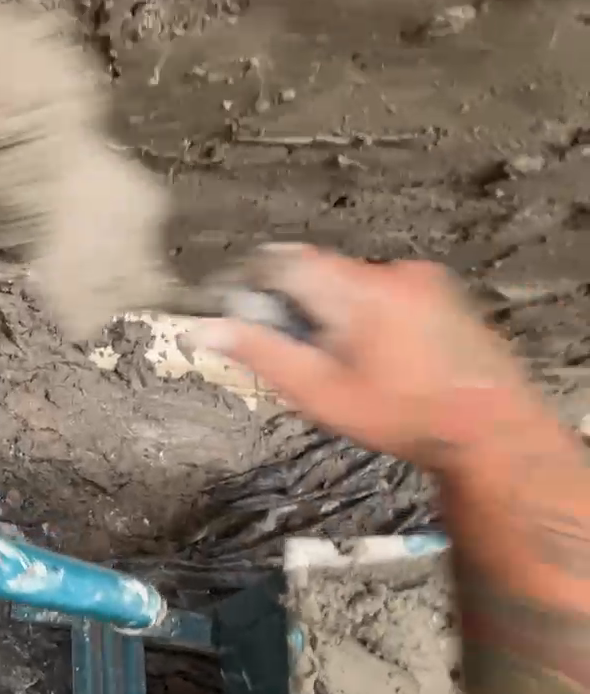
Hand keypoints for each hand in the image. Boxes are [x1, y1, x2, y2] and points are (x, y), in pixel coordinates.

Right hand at [193, 245, 545, 473]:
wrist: (492, 432)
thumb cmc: (402, 415)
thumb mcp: (314, 389)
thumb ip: (257, 351)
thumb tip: (201, 329)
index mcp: (362, 291)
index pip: (282, 261)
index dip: (246, 281)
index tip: (226, 306)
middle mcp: (395, 275)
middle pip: (311, 272)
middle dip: (285, 305)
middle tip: (284, 349)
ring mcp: (423, 282)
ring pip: (339, 283)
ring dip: (317, 310)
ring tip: (325, 357)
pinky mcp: (438, 294)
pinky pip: (371, 291)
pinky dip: (350, 313)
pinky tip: (359, 353)